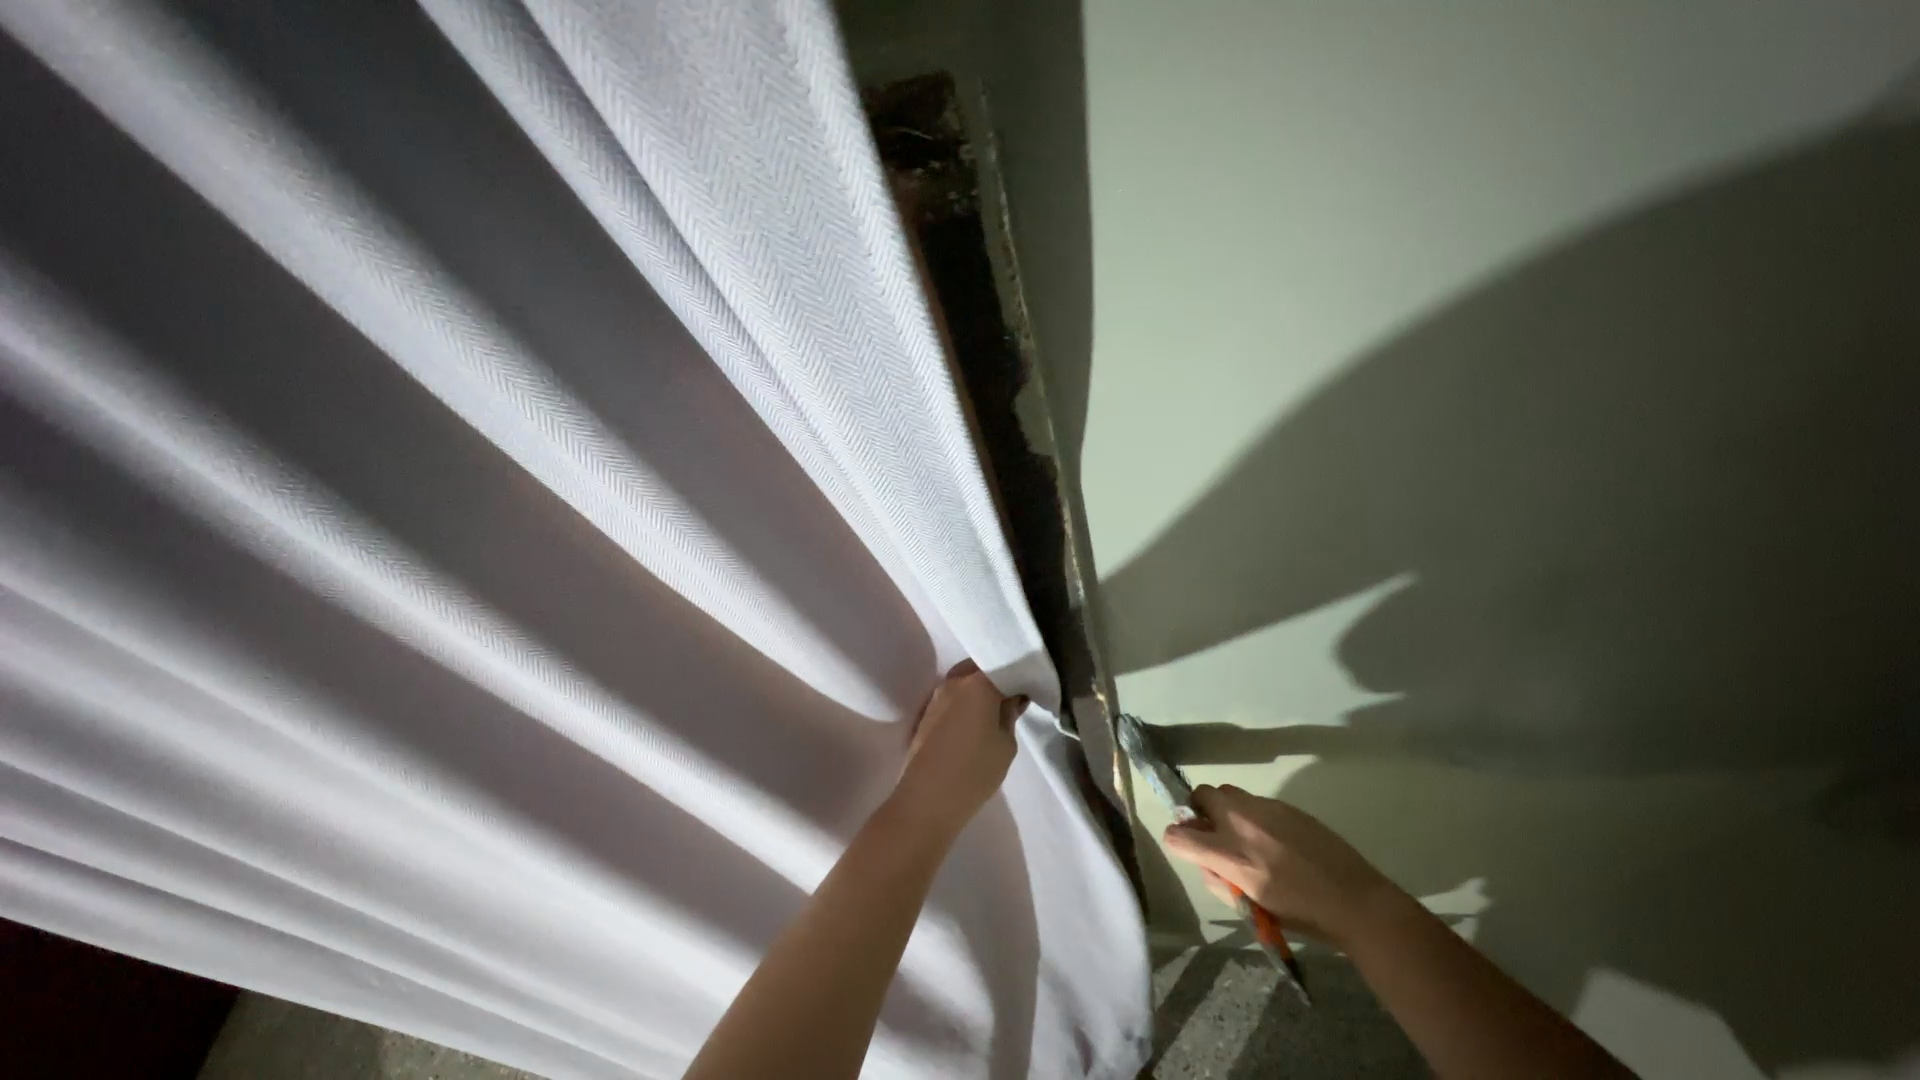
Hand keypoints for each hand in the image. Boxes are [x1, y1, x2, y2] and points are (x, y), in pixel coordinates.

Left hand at [890, 663, 1025, 836]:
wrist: (927, 799)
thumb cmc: (975, 771)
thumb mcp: (1006, 744)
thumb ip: (1010, 715)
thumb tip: (1013, 697)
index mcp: (977, 684)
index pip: (1004, 667)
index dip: (1020, 675)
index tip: (1031, 688)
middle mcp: (954, 682)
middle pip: (979, 669)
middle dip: (996, 678)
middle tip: (1013, 697)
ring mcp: (936, 697)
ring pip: (963, 682)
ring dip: (978, 690)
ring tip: (995, 710)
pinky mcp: (926, 715)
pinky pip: (951, 698)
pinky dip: (964, 702)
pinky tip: (974, 720)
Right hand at [1163, 784, 1401, 947]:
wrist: (1355, 900)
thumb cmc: (1301, 915)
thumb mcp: (1251, 908)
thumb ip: (1220, 882)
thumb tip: (1207, 862)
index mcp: (1230, 856)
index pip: (1178, 835)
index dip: (1176, 840)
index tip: (1187, 847)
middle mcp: (1241, 824)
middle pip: (1201, 795)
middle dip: (1199, 810)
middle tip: (1212, 831)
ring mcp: (1266, 810)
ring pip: (1228, 791)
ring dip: (1225, 807)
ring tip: (1243, 831)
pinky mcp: (1286, 806)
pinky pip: (1256, 800)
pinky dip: (1253, 813)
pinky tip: (1274, 836)